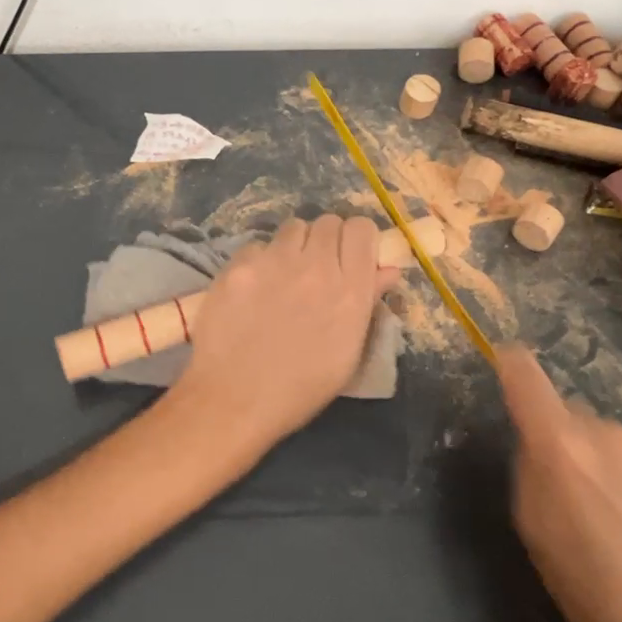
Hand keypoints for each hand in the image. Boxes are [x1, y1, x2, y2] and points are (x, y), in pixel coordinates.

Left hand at [172, 216, 399, 454]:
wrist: (234, 399)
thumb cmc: (300, 388)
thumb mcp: (348, 354)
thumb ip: (367, 303)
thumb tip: (387, 270)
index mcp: (350, 291)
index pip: (362, 230)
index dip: (357, 240)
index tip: (351, 256)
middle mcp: (316, 267)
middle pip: (329, 222)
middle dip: (327, 240)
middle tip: (317, 267)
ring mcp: (274, 262)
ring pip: (293, 227)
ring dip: (295, 245)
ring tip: (285, 274)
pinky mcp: (238, 265)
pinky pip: (257, 246)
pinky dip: (260, 260)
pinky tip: (254, 288)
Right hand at [497, 345, 621, 621]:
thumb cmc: (589, 589)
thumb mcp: (533, 529)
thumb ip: (528, 469)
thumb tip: (535, 438)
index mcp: (559, 448)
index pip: (527, 380)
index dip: (512, 364)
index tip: (506, 357)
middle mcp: (605, 432)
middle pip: (571, 417)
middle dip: (566, 440)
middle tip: (573, 493)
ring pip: (609, 437)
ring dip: (604, 459)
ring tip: (618, 514)